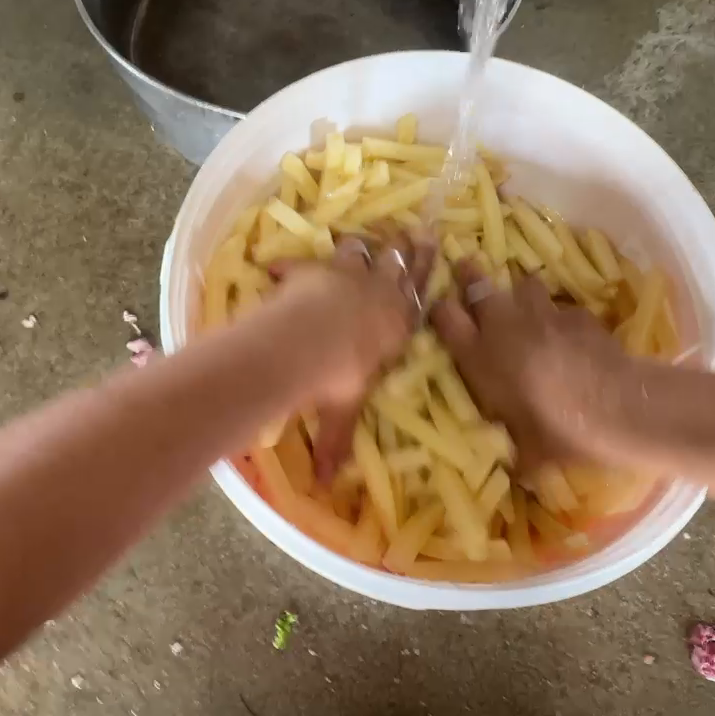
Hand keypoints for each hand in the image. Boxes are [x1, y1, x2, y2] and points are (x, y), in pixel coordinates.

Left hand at [255, 231, 436, 476]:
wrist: (311, 342)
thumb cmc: (341, 377)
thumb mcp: (343, 410)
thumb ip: (336, 441)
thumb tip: (325, 484)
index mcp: (397, 325)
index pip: (419, 295)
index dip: (427, 273)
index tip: (436, 253)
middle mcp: (380, 294)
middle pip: (401, 261)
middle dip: (409, 247)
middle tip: (418, 231)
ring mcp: (350, 274)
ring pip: (365, 249)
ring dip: (365, 244)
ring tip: (365, 237)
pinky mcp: (318, 266)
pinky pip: (306, 260)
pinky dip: (294, 263)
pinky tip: (278, 265)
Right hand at [429, 259, 652, 466]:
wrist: (615, 409)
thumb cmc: (556, 433)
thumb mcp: (524, 452)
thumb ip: (511, 447)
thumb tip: (512, 466)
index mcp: (479, 356)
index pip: (443, 316)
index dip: (439, 310)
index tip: (440, 310)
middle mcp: (503, 325)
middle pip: (477, 285)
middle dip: (470, 275)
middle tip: (467, 268)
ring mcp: (543, 315)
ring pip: (523, 285)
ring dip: (521, 294)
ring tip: (526, 305)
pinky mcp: (578, 314)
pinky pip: (564, 309)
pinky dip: (563, 318)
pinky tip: (572, 333)